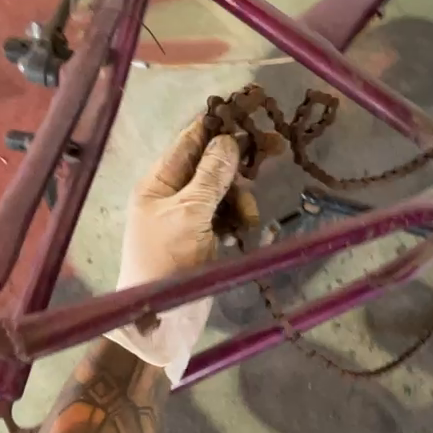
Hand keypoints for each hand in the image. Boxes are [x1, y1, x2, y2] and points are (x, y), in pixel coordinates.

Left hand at [105, 117, 241, 380]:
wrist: (161, 321)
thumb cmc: (166, 262)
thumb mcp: (189, 214)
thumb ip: (211, 175)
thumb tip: (229, 139)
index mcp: (158, 182)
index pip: (190, 140)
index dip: (218, 125)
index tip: (250, 111)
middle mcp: (173, 194)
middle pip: (212, 164)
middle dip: (239, 165)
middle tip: (274, 151)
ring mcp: (190, 218)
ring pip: (225, 192)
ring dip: (241, 201)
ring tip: (247, 222)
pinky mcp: (205, 239)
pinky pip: (228, 217)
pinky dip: (239, 221)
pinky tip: (245, 234)